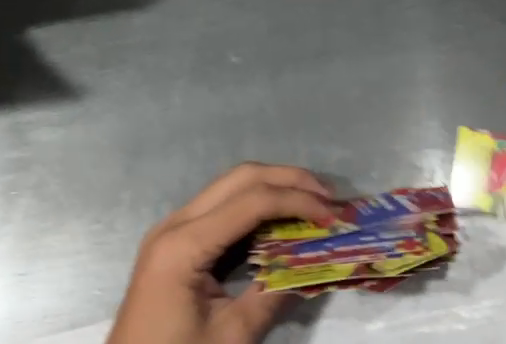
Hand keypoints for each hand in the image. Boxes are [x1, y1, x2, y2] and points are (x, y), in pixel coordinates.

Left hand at [108, 163, 333, 343]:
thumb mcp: (230, 337)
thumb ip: (273, 294)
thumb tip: (315, 265)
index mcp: (184, 245)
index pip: (253, 201)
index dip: (298, 201)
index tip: (333, 216)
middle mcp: (175, 224)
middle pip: (242, 177)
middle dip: (290, 181)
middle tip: (328, 199)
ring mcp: (172, 230)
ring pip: (232, 185)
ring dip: (275, 188)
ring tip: (313, 205)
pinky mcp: (175, 242)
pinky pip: (222, 207)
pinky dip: (256, 206)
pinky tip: (282, 222)